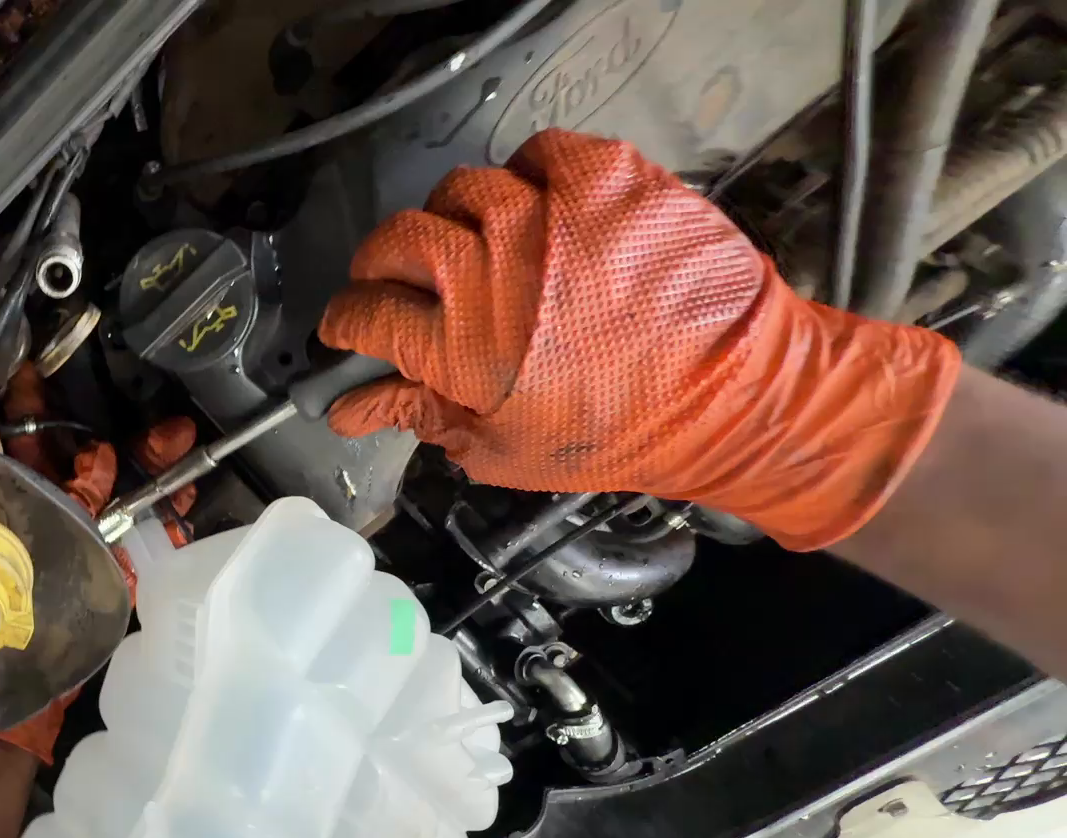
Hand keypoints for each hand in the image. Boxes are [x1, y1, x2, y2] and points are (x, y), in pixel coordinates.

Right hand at [321, 129, 960, 550]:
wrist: (730, 395)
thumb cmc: (607, 435)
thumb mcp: (492, 449)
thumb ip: (413, 416)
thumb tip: (346, 410)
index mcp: (454, 347)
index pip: (362, 313)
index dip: (344, 322)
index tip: (348, 326)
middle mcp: (487, 271)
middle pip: (393, 240)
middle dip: (378, 265)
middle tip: (394, 283)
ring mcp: (546, 217)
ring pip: (456, 190)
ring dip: (447, 221)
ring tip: (468, 246)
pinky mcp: (604, 180)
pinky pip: (534, 154)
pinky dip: (521, 177)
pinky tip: (532, 211)